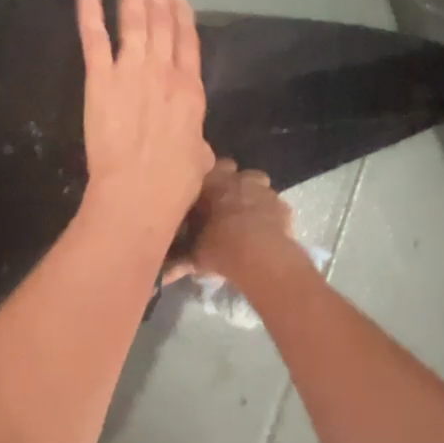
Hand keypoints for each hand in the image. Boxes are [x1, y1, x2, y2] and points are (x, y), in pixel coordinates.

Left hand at [76, 0, 212, 235]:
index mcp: (191, 91)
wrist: (139, 192)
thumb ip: (196, 142)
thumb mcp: (198, 159)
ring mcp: (132, 71)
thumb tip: (196, 146)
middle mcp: (164, 72)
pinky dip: (90, 13)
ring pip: (134, 23)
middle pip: (162, 25)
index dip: (183, 16)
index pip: (188, 43)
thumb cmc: (173, 184)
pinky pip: (95, 39)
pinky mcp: (101, 79)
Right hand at [167, 157, 302, 285]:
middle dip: (229, 182)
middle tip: (222, 202)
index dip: (205, 180)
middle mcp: (237, 178)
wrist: (259, 255)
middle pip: (233, 170)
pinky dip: (270, 213)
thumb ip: (179, 258)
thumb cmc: (218, 245)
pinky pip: (274, 204)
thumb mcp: (193, 254)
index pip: (207, 168)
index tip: (201, 194)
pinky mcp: (283, 206)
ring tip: (245, 215)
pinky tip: (265, 229)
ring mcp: (263, 190)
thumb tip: (160, 274)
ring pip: (256, 183)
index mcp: (211, 180)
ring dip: (251, 194)